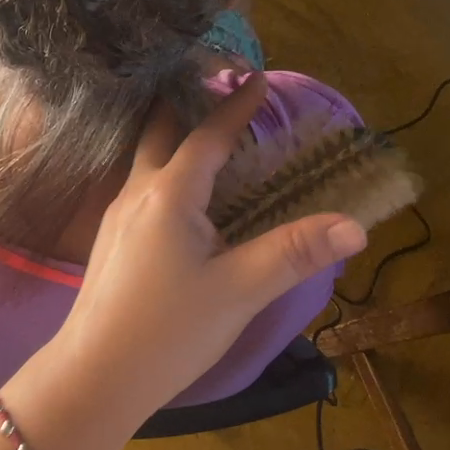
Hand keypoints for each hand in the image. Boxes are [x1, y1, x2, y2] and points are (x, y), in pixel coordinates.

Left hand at [47, 73, 367, 420]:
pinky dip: (161, 165)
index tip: (255, 78)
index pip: (207, 136)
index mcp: (169, 193)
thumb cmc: (169, 329)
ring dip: (170, 134)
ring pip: (144, 156)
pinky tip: (174, 189)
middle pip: (161, 131)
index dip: (234, 107)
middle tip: (214, 86)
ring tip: (197, 128)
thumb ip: (292, 253)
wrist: (96, 372)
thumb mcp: (238, 291)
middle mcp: (138, 191)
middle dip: (188, 104)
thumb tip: (354, 225)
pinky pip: (139, 181)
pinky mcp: (111, 237)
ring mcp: (118, 213)